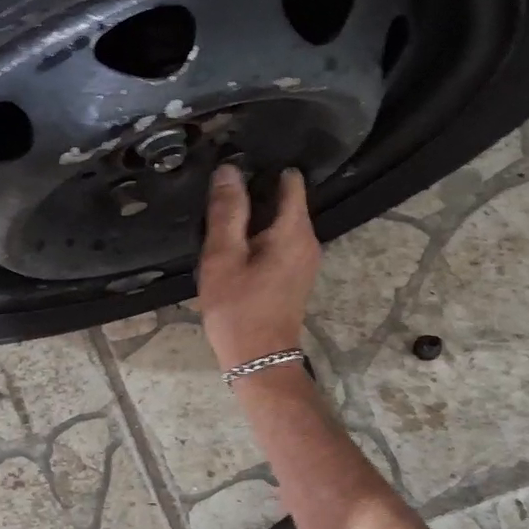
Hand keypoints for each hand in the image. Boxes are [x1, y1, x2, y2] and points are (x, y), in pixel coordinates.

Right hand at [198, 166, 321, 371]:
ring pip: (280, 222)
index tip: (236, 167)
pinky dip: (259, 237)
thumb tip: (229, 169)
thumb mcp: (223, 257)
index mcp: (295, 230)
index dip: (264, 168)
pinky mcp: (295, 276)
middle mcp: (308, 240)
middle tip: (220, 193)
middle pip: (284, 200)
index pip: (290, 180)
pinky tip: (234, 244)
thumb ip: (227, 211)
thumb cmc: (238, 309)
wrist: (258, 361)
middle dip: (256, 192)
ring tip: (222, 215)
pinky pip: (279, 241)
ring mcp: (304, 259)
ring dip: (255, 217)